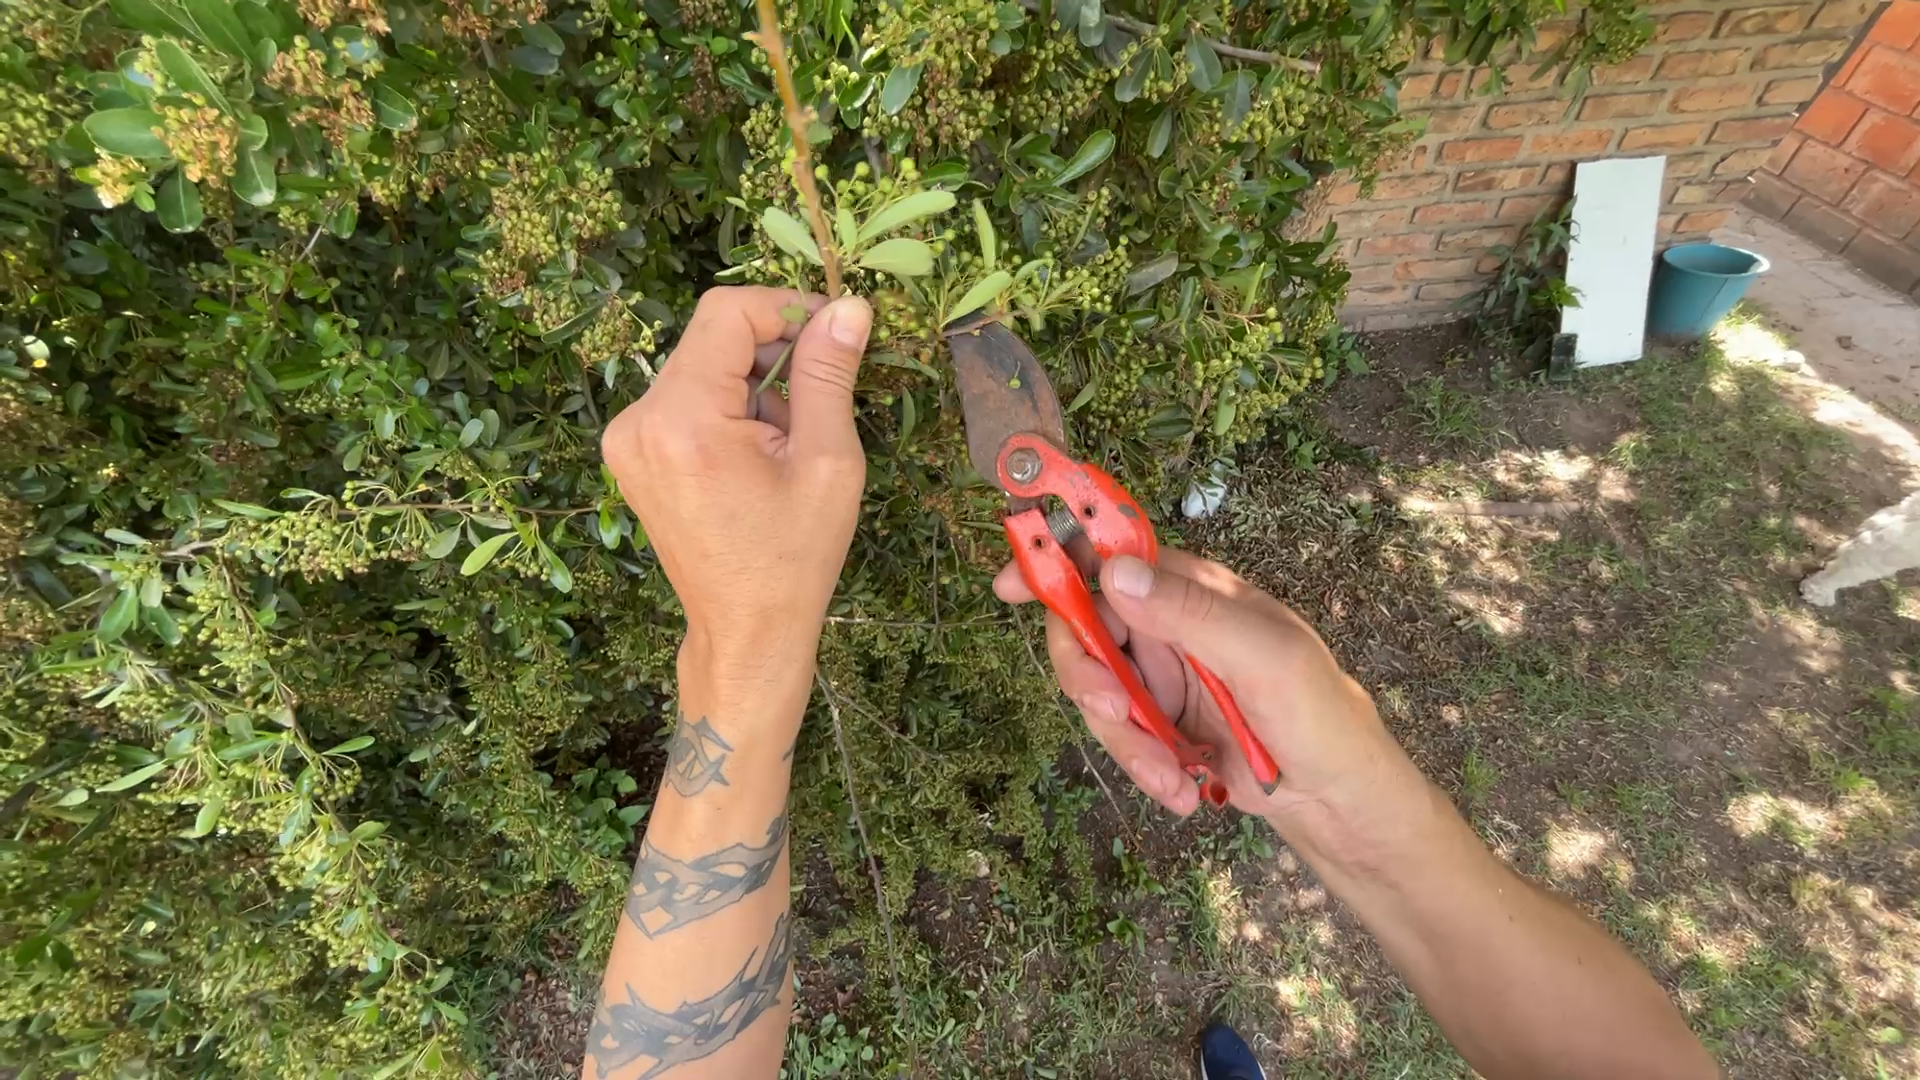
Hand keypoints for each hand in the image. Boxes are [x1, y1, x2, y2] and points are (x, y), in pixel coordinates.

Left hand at [603, 286, 872, 669]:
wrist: (747, 628)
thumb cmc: (795, 557)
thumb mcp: (827, 462)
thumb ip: (830, 376)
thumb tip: (849, 308)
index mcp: (684, 419)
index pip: (727, 314)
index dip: (786, 309)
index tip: (834, 333)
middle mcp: (639, 420)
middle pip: (711, 339)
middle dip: (774, 353)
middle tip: (822, 397)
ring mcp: (627, 439)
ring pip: (702, 367)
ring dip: (754, 384)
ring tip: (789, 441)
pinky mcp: (633, 454)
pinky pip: (687, 400)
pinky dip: (730, 408)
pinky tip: (758, 453)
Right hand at [995, 551, 1430, 863]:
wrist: (1337, 805)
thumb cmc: (1321, 719)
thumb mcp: (1268, 659)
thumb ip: (1191, 613)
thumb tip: (1113, 573)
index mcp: (1194, 589)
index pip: (1113, 555)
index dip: (1058, 559)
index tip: (1012, 583)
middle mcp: (1166, 624)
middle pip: (1084, 627)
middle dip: (1086, 674)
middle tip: (1110, 711)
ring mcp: (1157, 674)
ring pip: (1093, 687)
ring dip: (1121, 737)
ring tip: (1169, 775)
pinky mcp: (1154, 720)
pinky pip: (1116, 732)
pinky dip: (1139, 763)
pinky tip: (1180, 786)